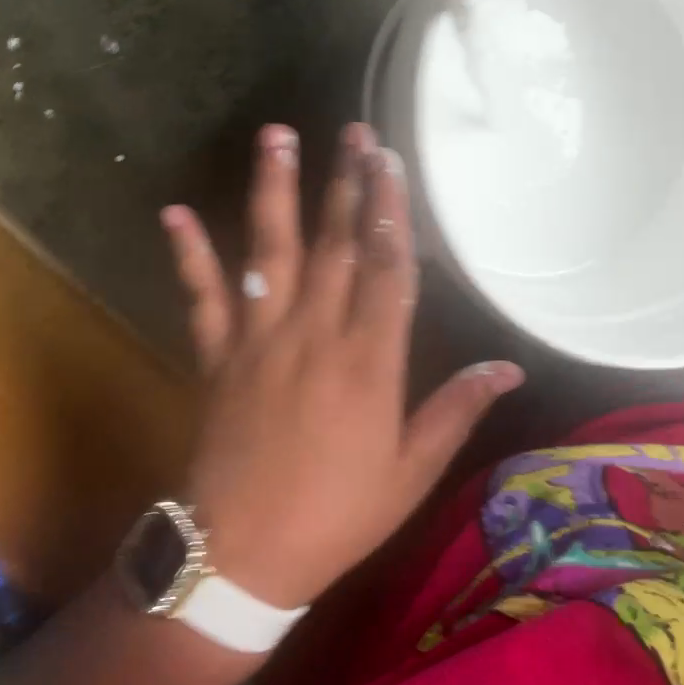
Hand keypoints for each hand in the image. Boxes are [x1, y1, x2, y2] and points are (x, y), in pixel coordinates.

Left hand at [160, 123, 522, 609]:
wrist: (243, 553)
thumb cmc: (338, 516)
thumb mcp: (411, 473)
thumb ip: (455, 411)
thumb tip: (508, 367)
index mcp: (369, 362)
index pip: (387, 269)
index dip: (392, 212)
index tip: (392, 162)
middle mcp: (315, 336)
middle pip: (334, 246)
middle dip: (346, 184)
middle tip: (352, 131)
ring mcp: (259, 342)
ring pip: (269, 253)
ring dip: (273, 192)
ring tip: (276, 136)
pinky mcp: (216, 359)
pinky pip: (202, 299)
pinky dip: (189, 256)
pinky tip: (175, 213)